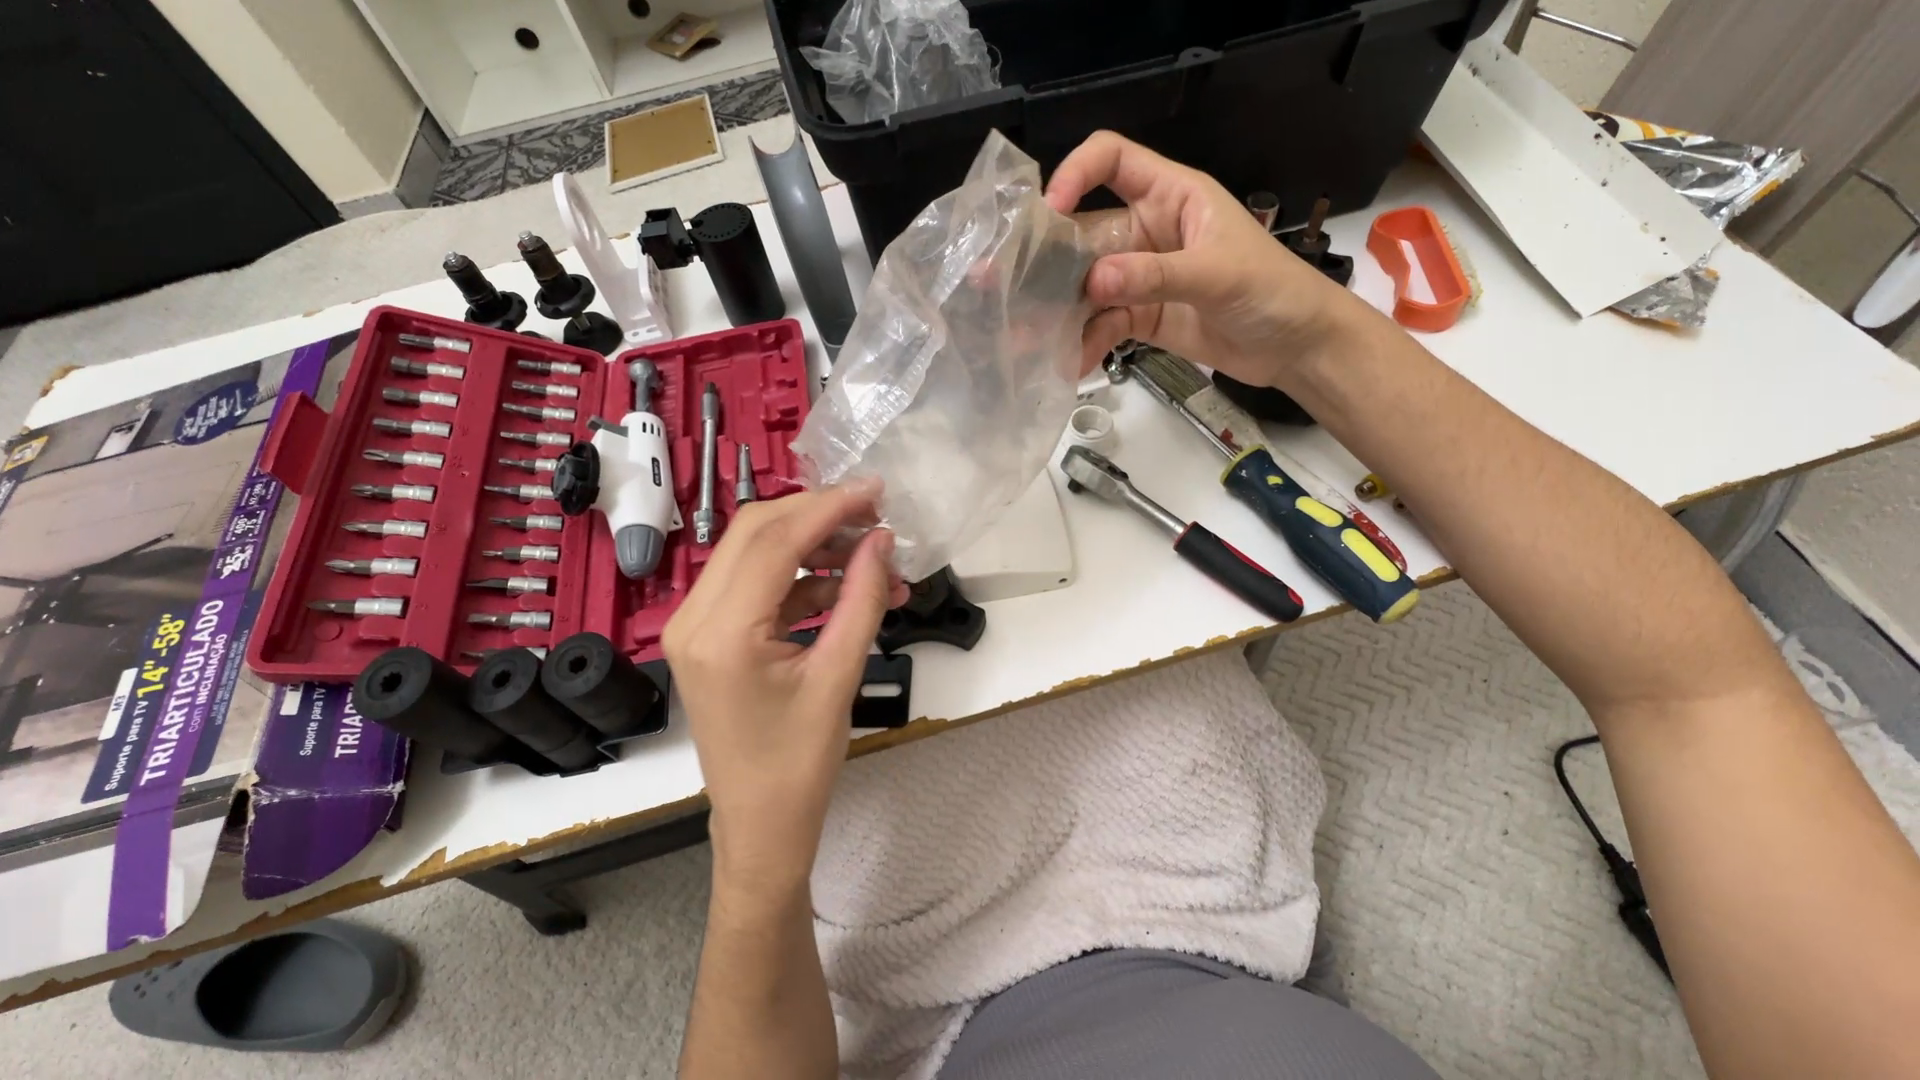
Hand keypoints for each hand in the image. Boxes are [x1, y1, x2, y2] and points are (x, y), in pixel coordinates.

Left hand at [662, 486, 907, 886]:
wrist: (760, 824)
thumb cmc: (799, 765)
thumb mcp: (840, 678)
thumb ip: (861, 600)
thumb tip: (883, 541)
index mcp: (721, 632)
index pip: (775, 542)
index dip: (830, 507)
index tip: (877, 490)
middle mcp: (694, 618)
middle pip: (755, 533)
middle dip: (819, 515)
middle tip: (877, 516)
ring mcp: (695, 626)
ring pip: (755, 554)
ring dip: (814, 548)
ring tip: (875, 560)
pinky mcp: (708, 637)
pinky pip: (756, 587)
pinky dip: (801, 580)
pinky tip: (849, 589)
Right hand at [1049, 131, 1371, 384]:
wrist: (1298, 347)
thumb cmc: (1273, 289)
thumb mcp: (1218, 274)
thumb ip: (1157, 276)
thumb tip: (1094, 282)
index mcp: (1170, 196)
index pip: (1112, 160)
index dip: (1076, 172)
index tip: (1049, 209)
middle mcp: (1148, 230)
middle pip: (1085, 230)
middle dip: (1049, 255)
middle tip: (1006, 282)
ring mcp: (1142, 276)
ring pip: (1087, 283)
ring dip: (1059, 306)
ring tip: (1028, 333)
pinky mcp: (1142, 317)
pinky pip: (1103, 324)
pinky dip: (1086, 341)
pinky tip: (1070, 362)